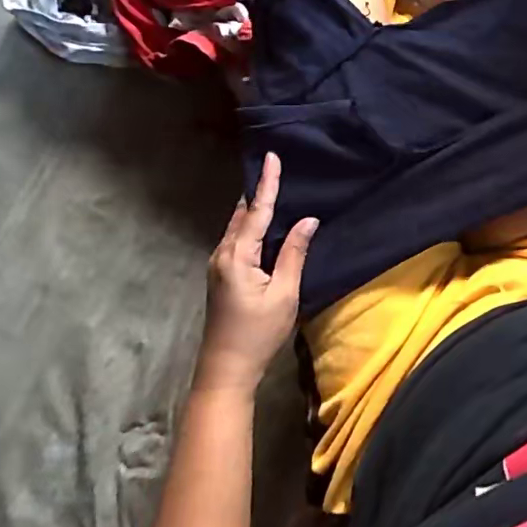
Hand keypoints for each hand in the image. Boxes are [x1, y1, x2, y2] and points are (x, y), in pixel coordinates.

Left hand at [198, 153, 316, 393]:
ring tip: (271, 186)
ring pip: (237, 226)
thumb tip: (307, 220)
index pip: (257, 211)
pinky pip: (237, 238)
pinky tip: (263, 222)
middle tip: (273, 165)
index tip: (272, 156)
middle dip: (258, 190)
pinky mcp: (221, 274)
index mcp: (237, 255)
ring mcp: (218, 265)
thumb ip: (294, 253)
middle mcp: (222, 254)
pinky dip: (250, 223)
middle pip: (242, 214)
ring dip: (253, 206)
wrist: (226, 370)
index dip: (267, 183)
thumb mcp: (284, 293)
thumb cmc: (258, 333)